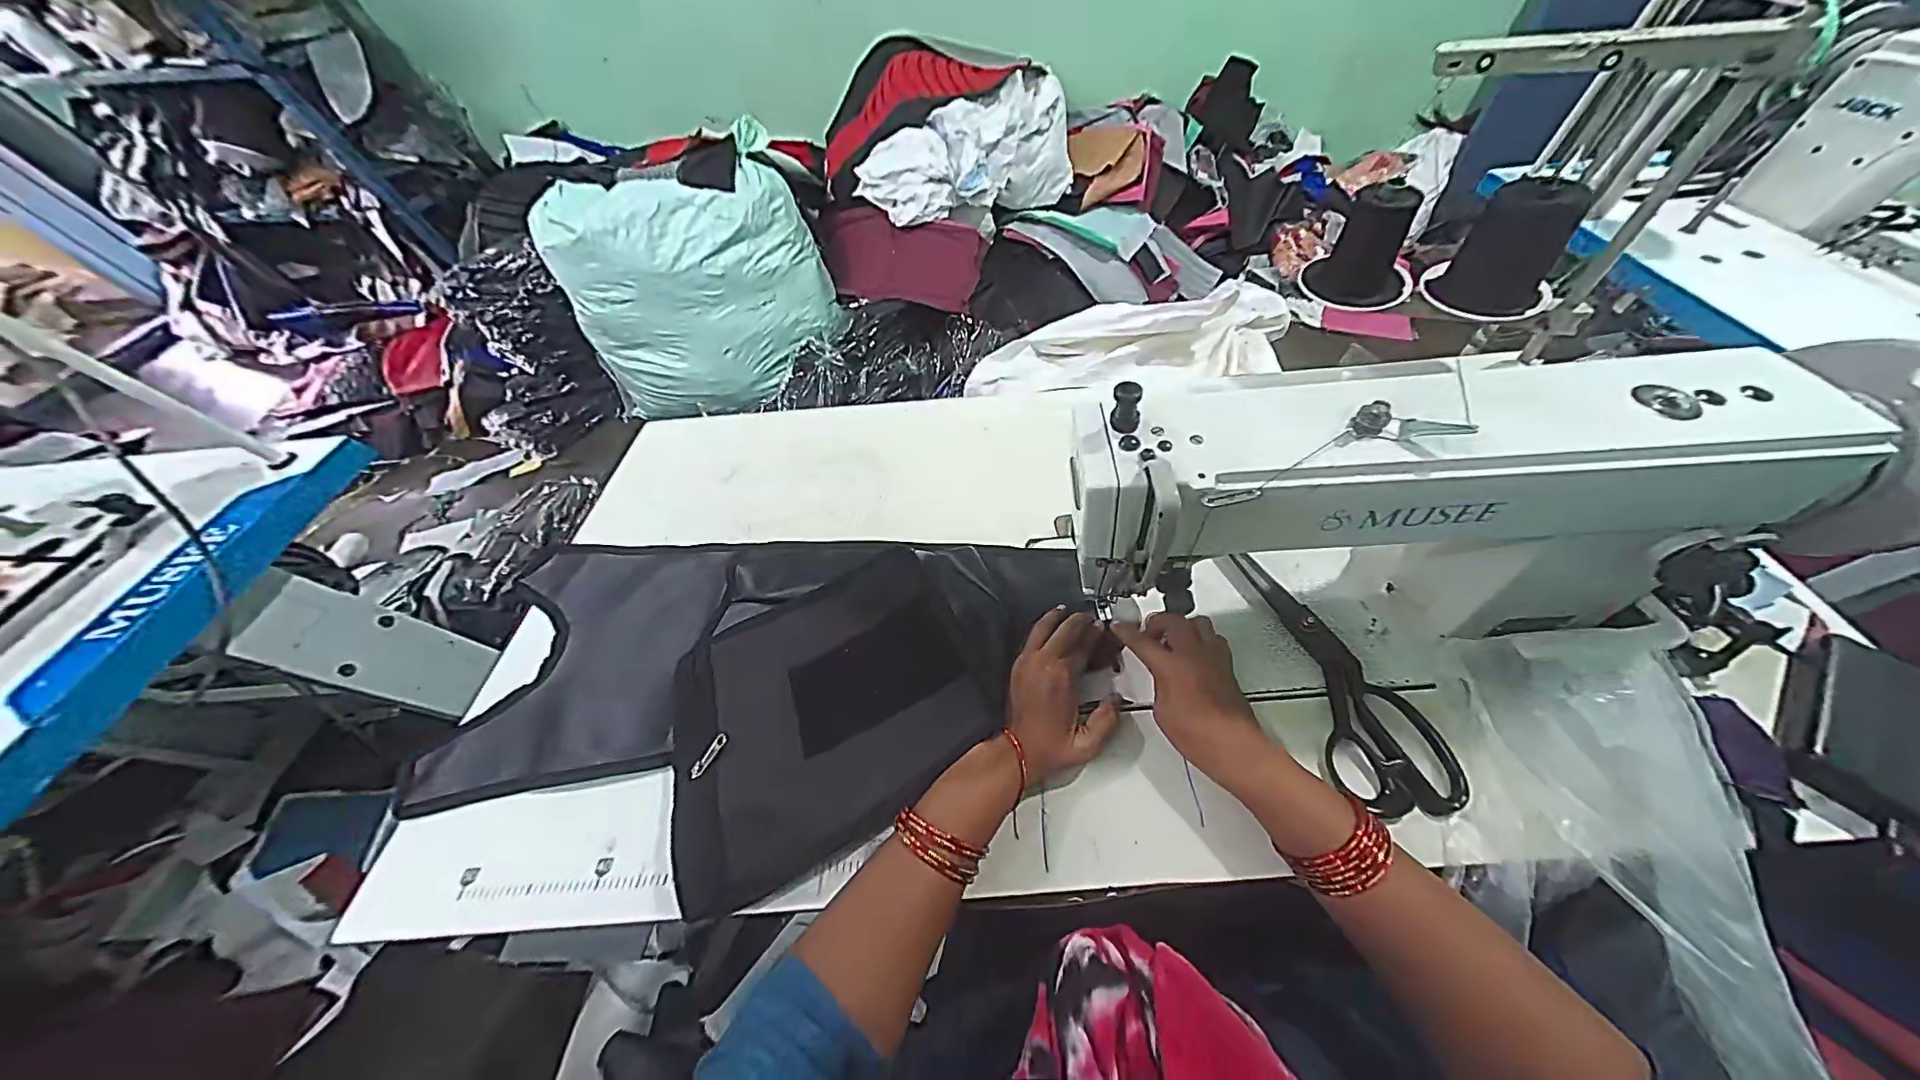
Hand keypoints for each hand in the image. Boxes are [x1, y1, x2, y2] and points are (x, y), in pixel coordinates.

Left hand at [1005, 607, 1120, 783]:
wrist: (1020, 750)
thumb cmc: (1049, 745)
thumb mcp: (1087, 743)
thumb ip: (1107, 720)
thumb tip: (1115, 700)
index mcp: (1062, 678)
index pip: (1083, 646)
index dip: (1095, 636)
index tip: (1103, 630)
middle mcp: (1043, 665)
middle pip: (1065, 631)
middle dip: (1080, 622)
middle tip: (1091, 619)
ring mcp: (1028, 663)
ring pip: (1044, 628)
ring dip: (1058, 618)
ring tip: (1068, 612)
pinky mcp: (1019, 666)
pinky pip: (1032, 637)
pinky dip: (1042, 626)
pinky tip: (1049, 624)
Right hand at [1112, 613, 1279, 793]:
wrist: (1232, 745)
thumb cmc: (1199, 734)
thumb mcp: (1162, 709)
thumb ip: (1159, 683)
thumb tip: (1162, 677)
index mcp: (1171, 665)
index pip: (1143, 640)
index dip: (1127, 632)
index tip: (1121, 627)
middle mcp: (1194, 654)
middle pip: (1173, 620)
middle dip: (1156, 623)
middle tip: (1147, 633)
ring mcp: (1214, 657)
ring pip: (1198, 622)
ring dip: (1181, 626)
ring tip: (1172, 638)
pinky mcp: (1227, 665)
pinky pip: (1213, 639)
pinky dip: (1201, 639)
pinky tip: (1195, 652)